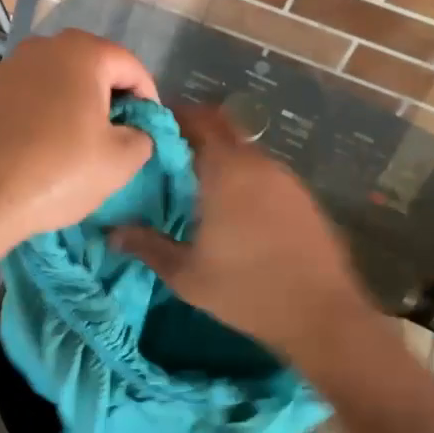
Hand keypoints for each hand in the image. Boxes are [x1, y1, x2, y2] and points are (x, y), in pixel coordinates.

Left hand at [0, 30, 158, 245]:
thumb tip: (135, 132)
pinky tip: (48, 146)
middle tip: (119, 137)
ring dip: (77, 106)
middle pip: (93, 68)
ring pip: (60, 81)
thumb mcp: (120, 161)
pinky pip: (32, 96)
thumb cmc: (58, 172)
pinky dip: (47, 114)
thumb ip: (143, 136)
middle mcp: (42, 47)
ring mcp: (9, 67)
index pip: (131, 67)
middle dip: (111, 99)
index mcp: (82, 51)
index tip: (148, 131)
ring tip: (83, 144)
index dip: (148, 100)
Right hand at [112, 106, 369, 354]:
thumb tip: (111, 232)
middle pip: (222, 129)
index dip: (171, 116)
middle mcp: (258, 164)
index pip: (197, 119)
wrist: (322, 315)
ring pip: (245, 152)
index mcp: (225, 171)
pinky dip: (243, 177)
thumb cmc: (246, 291)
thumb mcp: (185, 274)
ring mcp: (286, 179)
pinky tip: (232, 208)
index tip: (148, 128)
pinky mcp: (303, 198)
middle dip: (193, 133)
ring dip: (220, 157)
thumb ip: (147, 246)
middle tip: (165, 155)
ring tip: (194, 183)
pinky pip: (264, 173)